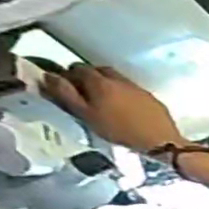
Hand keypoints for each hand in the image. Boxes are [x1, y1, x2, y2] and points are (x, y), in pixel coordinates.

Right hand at [41, 64, 185, 153]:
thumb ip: (66, 94)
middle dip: (88, 77)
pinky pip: (132, 89)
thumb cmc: (119, 130)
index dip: (69, 75)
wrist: (160, 140)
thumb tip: (49, 76)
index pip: (78, 68)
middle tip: (83, 92)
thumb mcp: (85, 114)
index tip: (65, 86)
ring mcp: (138, 88)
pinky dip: (123, 93)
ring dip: (106, 84)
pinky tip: (123, 107)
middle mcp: (120, 80)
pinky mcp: (151, 97)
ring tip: (102, 100)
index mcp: (100, 82)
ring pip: (117, 78)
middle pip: (99, 70)